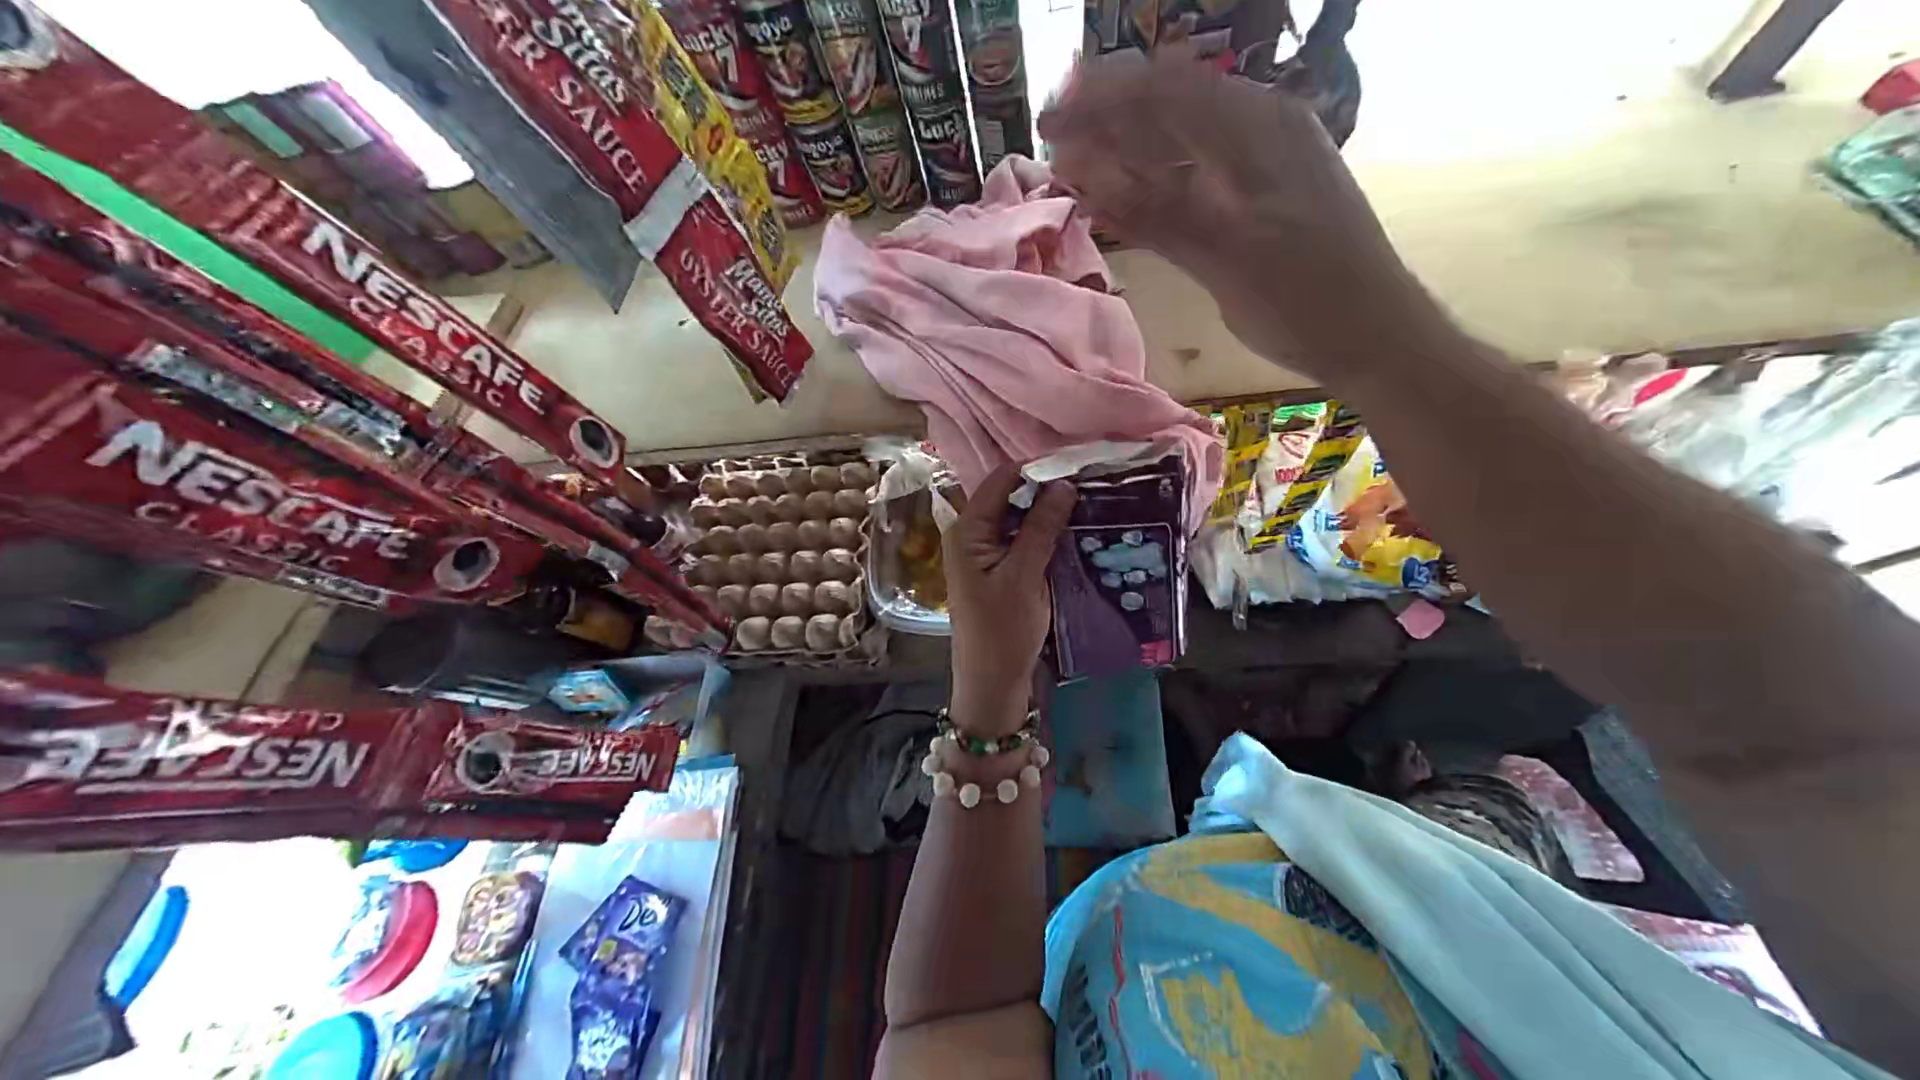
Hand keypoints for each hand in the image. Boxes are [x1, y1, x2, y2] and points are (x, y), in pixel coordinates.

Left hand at [944, 464, 1076, 735]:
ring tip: (1088, 502)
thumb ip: (1041, 528)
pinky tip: (1073, 531)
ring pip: (1018, 519)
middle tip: (1089, 484)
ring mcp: (984, 553)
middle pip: (1009, 497)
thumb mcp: (1024, 575)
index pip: (1001, 480)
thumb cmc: (1003, 631)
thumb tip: (1064, 484)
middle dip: (1045, 490)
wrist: (992, 683)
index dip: (1036, 470)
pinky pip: (1022, 540)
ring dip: (1047, 513)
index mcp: (967, 530)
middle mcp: (971, 534)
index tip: (1076, 466)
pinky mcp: (999, 570)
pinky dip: (1044, 534)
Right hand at [1039, 50, 1445, 381]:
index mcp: (1259, 130)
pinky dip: (1153, 187)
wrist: (1373, 334)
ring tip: (1076, 171)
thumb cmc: (1306, 297)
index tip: (1048, 119)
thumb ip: (1158, 210)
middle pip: (1169, 109)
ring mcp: (1261, 165)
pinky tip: (1122, 203)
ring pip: (1180, 144)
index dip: (1101, 99)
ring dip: (1126, 153)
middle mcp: (1260, 132)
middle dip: (1106, 121)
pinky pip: (1195, 179)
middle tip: (1052, 142)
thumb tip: (1086, 171)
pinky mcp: (1257, 200)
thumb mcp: (1228, 255)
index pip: (1166, 91)